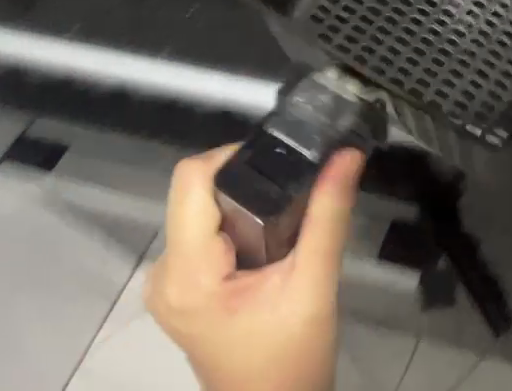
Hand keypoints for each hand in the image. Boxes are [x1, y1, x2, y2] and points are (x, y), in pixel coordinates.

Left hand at [146, 145, 366, 390]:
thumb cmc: (290, 357)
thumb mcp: (314, 283)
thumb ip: (328, 214)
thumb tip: (347, 153)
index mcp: (186, 271)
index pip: (191, 178)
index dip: (234, 155)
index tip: (283, 162)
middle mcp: (164, 271)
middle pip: (199, 192)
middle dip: (249, 186)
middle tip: (296, 195)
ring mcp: (169, 282)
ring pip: (204, 209)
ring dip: (246, 206)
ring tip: (288, 225)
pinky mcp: (182, 289)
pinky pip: (205, 232)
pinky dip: (240, 226)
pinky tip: (271, 245)